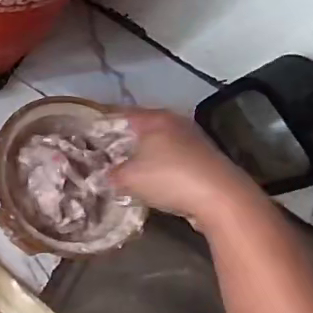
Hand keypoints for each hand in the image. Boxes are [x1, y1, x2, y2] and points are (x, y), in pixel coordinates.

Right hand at [110, 109, 266, 226]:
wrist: (222, 198)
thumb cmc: (169, 178)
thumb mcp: (127, 178)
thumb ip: (111, 174)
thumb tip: (105, 174)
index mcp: (155, 118)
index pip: (121, 114)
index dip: (103, 124)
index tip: (90, 135)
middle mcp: (175, 122)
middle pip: (142, 127)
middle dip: (124, 140)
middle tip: (106, 154)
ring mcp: (194, 139)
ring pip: (160, 143)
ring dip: (145, 154)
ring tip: (128, 169)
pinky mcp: (206, 158)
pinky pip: (175, 157)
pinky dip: (162, 165)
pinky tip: (155, 180)